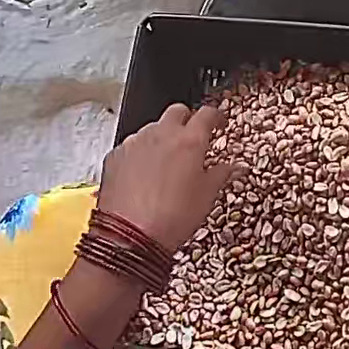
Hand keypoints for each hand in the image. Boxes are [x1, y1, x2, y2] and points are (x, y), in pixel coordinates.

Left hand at [96, 103, 243, 250]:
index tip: (218, 122)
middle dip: (186, 120)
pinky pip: (131, 146)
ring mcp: (135, 142)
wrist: (130, 236)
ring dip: (161, 138)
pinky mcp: (115, 155)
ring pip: (152, 128)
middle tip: (191, 139)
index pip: (207, 114)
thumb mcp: (206, 197)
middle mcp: (161, 134)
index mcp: (190, 141)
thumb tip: (233, 167)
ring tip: (166, 163)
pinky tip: (143, 175)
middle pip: (177, 112)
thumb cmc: (170, 218)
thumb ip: (221, 174)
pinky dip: (140, 154)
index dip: (216, 116)